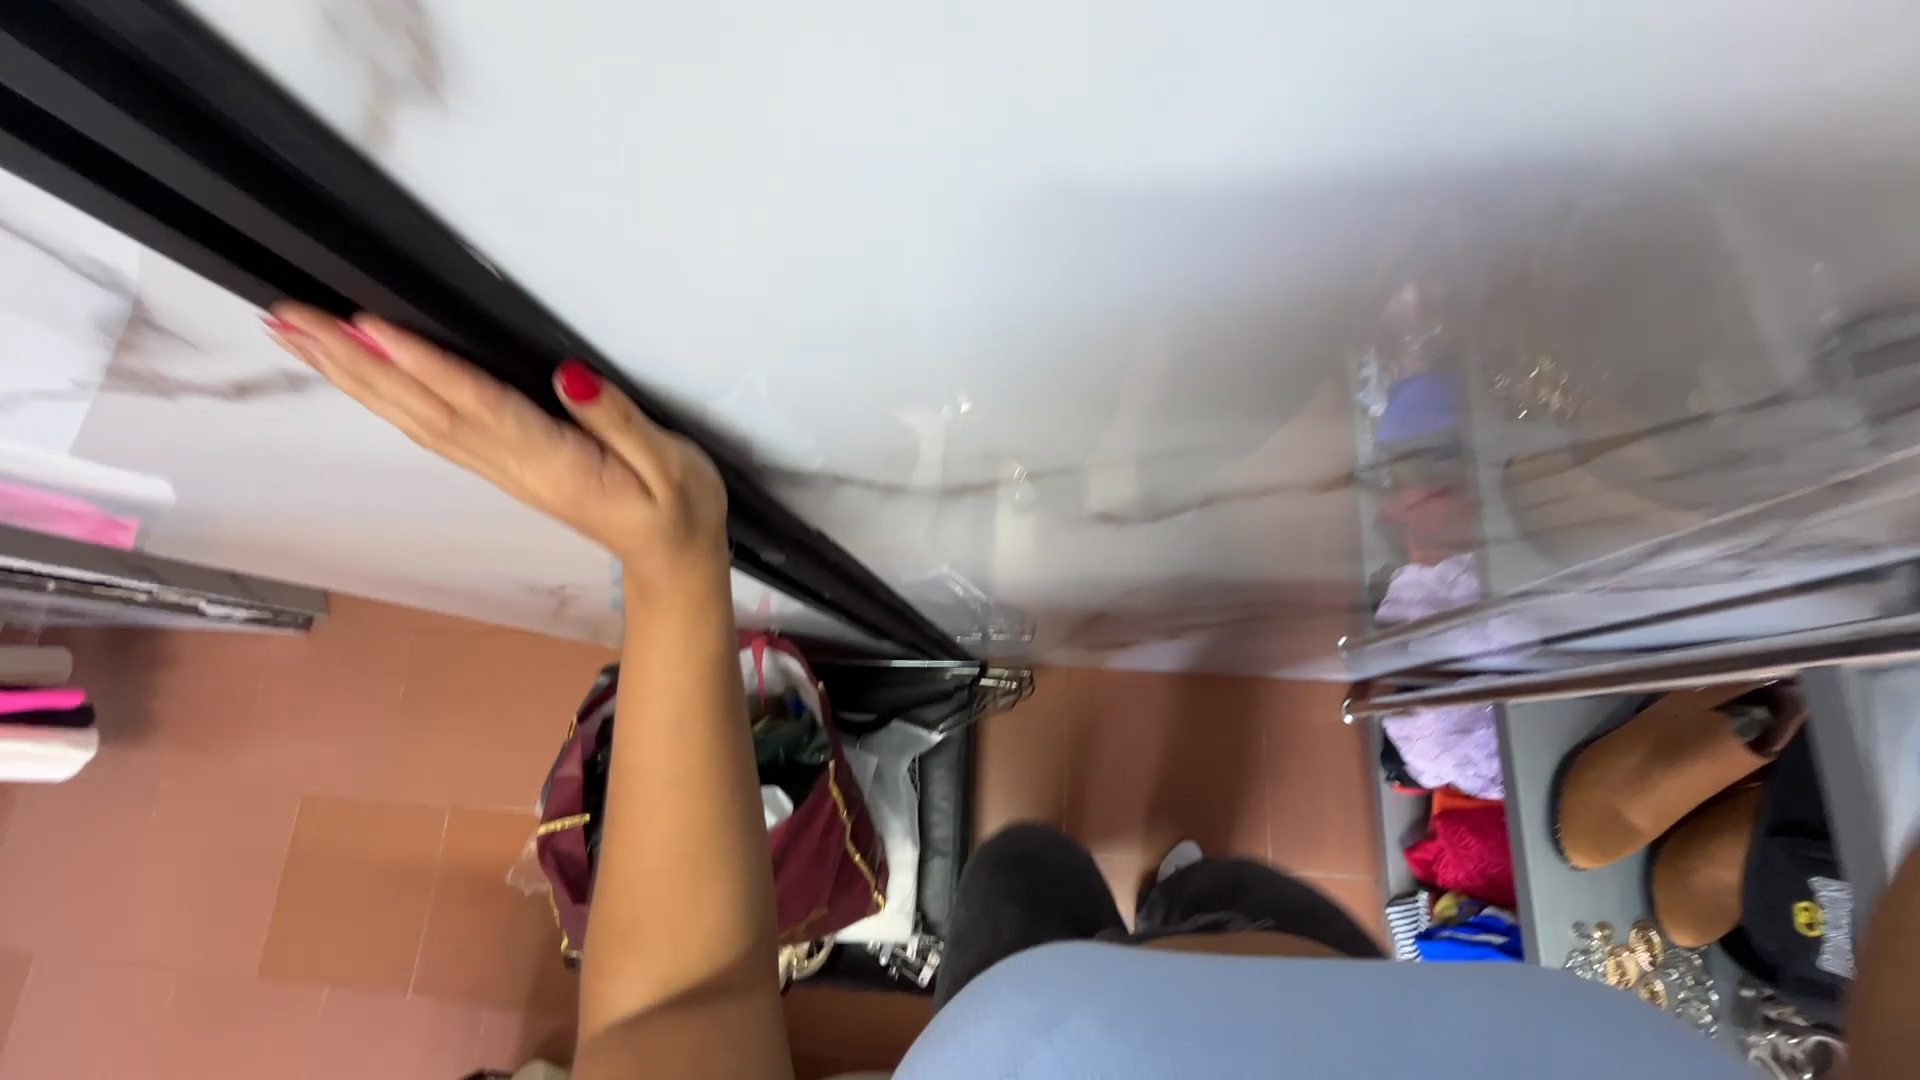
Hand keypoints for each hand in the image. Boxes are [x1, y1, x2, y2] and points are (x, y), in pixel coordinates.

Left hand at [263, 303, 728, 593]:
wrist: (672, 559)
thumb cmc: (681, 508)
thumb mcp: (672, 465)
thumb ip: (622, 422)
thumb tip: (569, 377)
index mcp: (557, 463)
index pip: (481, 406)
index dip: (427, 365)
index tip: (366, 324)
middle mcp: (516, 467)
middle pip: (427, 413)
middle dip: (359, 365)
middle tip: (289, 317)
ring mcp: (506, 472)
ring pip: (420, 423)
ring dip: (358, 382)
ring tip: (299, 339)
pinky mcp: (508, 471)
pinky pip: (437, 434)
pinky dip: (391, 403)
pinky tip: (365, 381)